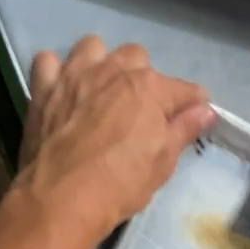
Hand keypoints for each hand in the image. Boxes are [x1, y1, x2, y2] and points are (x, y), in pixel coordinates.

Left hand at [12, 36, 217, 241]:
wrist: (61, 200)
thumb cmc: (119, 186)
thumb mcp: (162, 164)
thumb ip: (184, 130)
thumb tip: (206, 110)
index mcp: (150, 88)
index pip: (183, 89)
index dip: (191, 105)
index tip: (191, 117)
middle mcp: (114, 70)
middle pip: (137, 59)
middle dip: (142, 79)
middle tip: (137, 110)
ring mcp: (75, 75)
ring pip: (93, 48)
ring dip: (100, 64)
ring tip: (98, 92)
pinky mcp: (43, 89)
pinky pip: (48, 62)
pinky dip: (55, 72)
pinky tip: (60, 92)